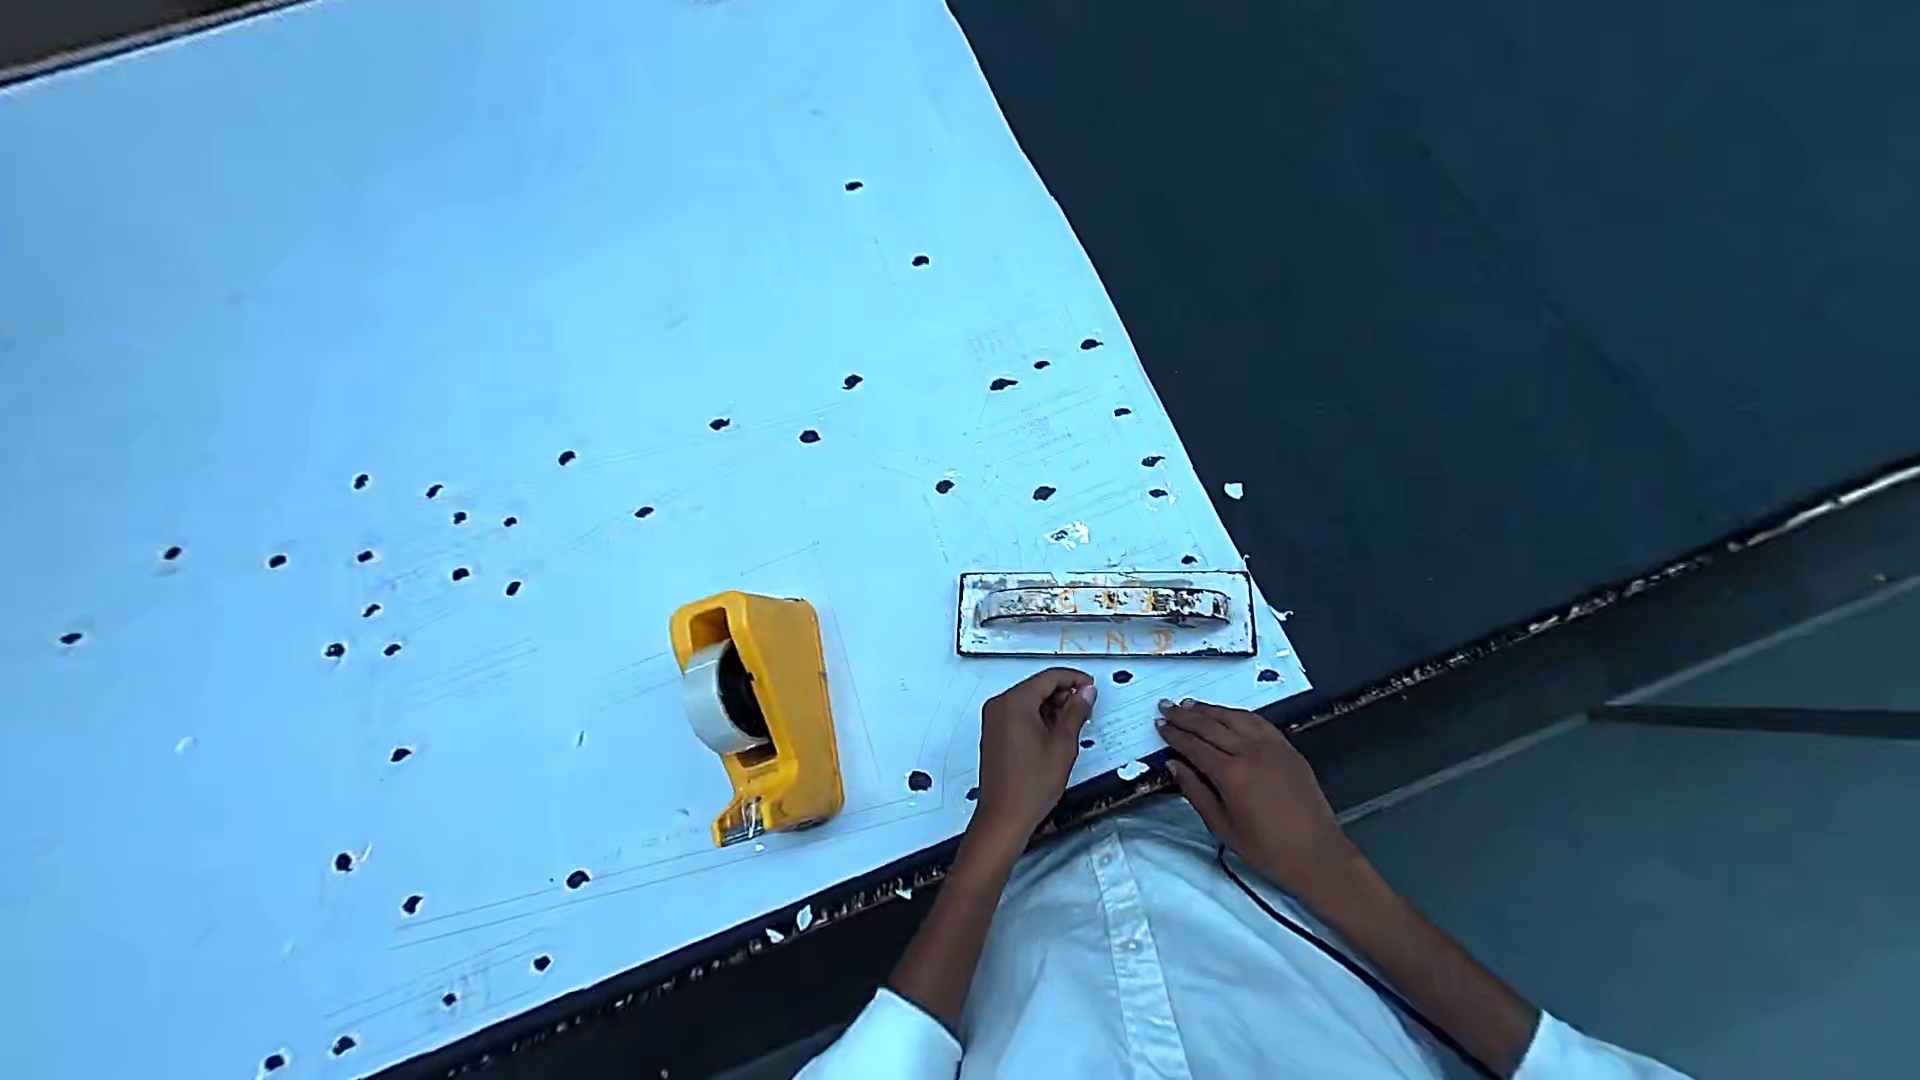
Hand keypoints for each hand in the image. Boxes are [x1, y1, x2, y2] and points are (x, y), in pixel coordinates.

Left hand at [972, 668, 1097, 843]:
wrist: (1004, 816)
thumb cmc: (1029, 786)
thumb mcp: (1063, 744)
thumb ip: (1076, 712)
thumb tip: (1085, 693)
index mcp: (1014, 703)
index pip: (1048, 677)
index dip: (1073, 678)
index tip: (1089, 685)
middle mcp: (999, 706)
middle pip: (1036, 686)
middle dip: (1063, 693)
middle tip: (1085, 706)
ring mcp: (994, 719)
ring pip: (1028, 700)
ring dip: (1051, 706)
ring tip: (1073, 723)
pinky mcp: (994, 732)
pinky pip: (1018, 713)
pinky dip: (1037, 717)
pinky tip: (1054, 733)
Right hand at [1156, 698, 1362, 899]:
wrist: (1319, 856)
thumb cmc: (1268, 849)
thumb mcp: (1223, 826)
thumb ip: (1195, 791)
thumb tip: (1174, 765)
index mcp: (1232, 775)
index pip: (1194, 745)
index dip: (1174, 734)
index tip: (1160, 725)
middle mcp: (1251, 753)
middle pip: (1210, 726)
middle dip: (1184, 715)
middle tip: (1166, 707)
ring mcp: (1272, 747)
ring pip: (1232, 717)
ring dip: (1208, 709)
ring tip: (1188, 704)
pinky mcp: (1288, 748)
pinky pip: (1257, 721)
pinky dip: (1237, 713)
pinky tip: (1225, 713)